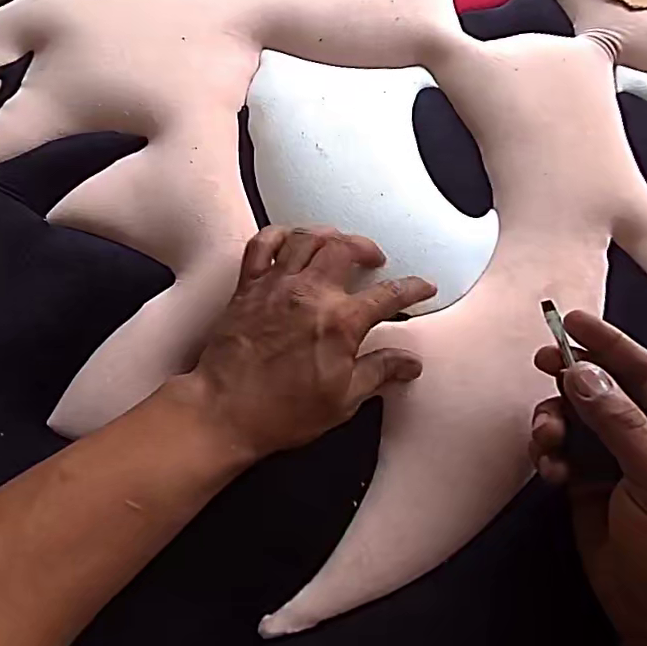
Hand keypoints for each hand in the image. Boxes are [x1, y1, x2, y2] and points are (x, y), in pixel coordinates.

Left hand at [172, 226, 435, 459]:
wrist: (224, 410)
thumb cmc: (281, 411)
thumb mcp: (343, 400)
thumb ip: (379, 372)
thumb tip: (408, 362)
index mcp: (340, 322)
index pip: (388, 295)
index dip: (411, 288)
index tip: (422, 287)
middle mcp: (309, 293)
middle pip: (345, 249)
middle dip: (366, 247)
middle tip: (374, 258)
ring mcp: (276, 285)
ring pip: (306, 238)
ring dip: (328, 235)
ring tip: (337, 242)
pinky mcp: (248, 287)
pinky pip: (261, 245)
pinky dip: (278, 234)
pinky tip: (289, 239)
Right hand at [529, 311, 646, 645]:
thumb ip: (622, 427)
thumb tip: (584, 373)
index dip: (612, 346)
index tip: (574, 320)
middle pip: (605, 394)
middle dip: (572, 381)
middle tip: (542, 362)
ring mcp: (621, 468)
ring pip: (576, 422)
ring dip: (554, 424)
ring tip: (546, 443)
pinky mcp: (591, 489)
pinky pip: (562, 454)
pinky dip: (550, 456)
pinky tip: (549, 474)